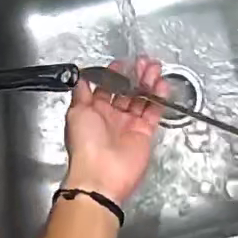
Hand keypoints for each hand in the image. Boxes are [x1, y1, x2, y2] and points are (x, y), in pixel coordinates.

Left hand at [61, 56, 164, 202]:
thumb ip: (81, 93)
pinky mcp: (144, 133)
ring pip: (141, 98)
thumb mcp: (76, 112)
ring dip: (148, 82)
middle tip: (144, 62)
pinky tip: (161, 85)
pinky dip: (158, 98)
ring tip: (155, 68)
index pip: (107, 87)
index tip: (123, 63)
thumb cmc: (85, 145)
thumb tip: (79, 77)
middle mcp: (112, 117)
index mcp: (94, 111)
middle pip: (127, 91)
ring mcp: (129, 125)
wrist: (101, 174)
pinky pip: (153, 111)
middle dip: (135, 75)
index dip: (115, 74)